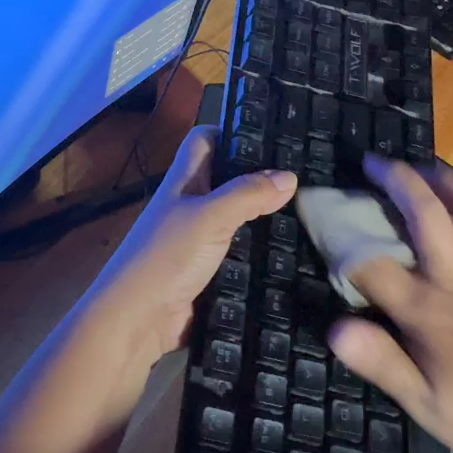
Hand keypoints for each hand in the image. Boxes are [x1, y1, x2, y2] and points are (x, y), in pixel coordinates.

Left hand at [84, 126, 295, 371]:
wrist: (136, 321)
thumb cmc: (166, 257)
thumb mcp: (210, 217)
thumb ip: (248, 194)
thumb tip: (288, 176)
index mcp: (184, 180)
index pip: (206, 140)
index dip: (233, 131)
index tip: (274, 134)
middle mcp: (191, 205)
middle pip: (228, 180)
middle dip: (262, 179)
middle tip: (310, 179)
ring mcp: (199, 241)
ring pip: (239, 221)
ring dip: (267, 221)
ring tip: (315, 217)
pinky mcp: (209, 273)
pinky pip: (241, 257)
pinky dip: (263, 257)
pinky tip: (296, 258)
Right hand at [327, 156, 452, 452]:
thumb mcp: (422, 403)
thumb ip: (379, 361)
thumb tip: (335, 328)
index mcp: (427, 310)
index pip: (372, 265)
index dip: (343, 242)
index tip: (324, 222)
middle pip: (427, 213)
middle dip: (398, 180)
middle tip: (375, 163)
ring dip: (449, 181)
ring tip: (426, 166)